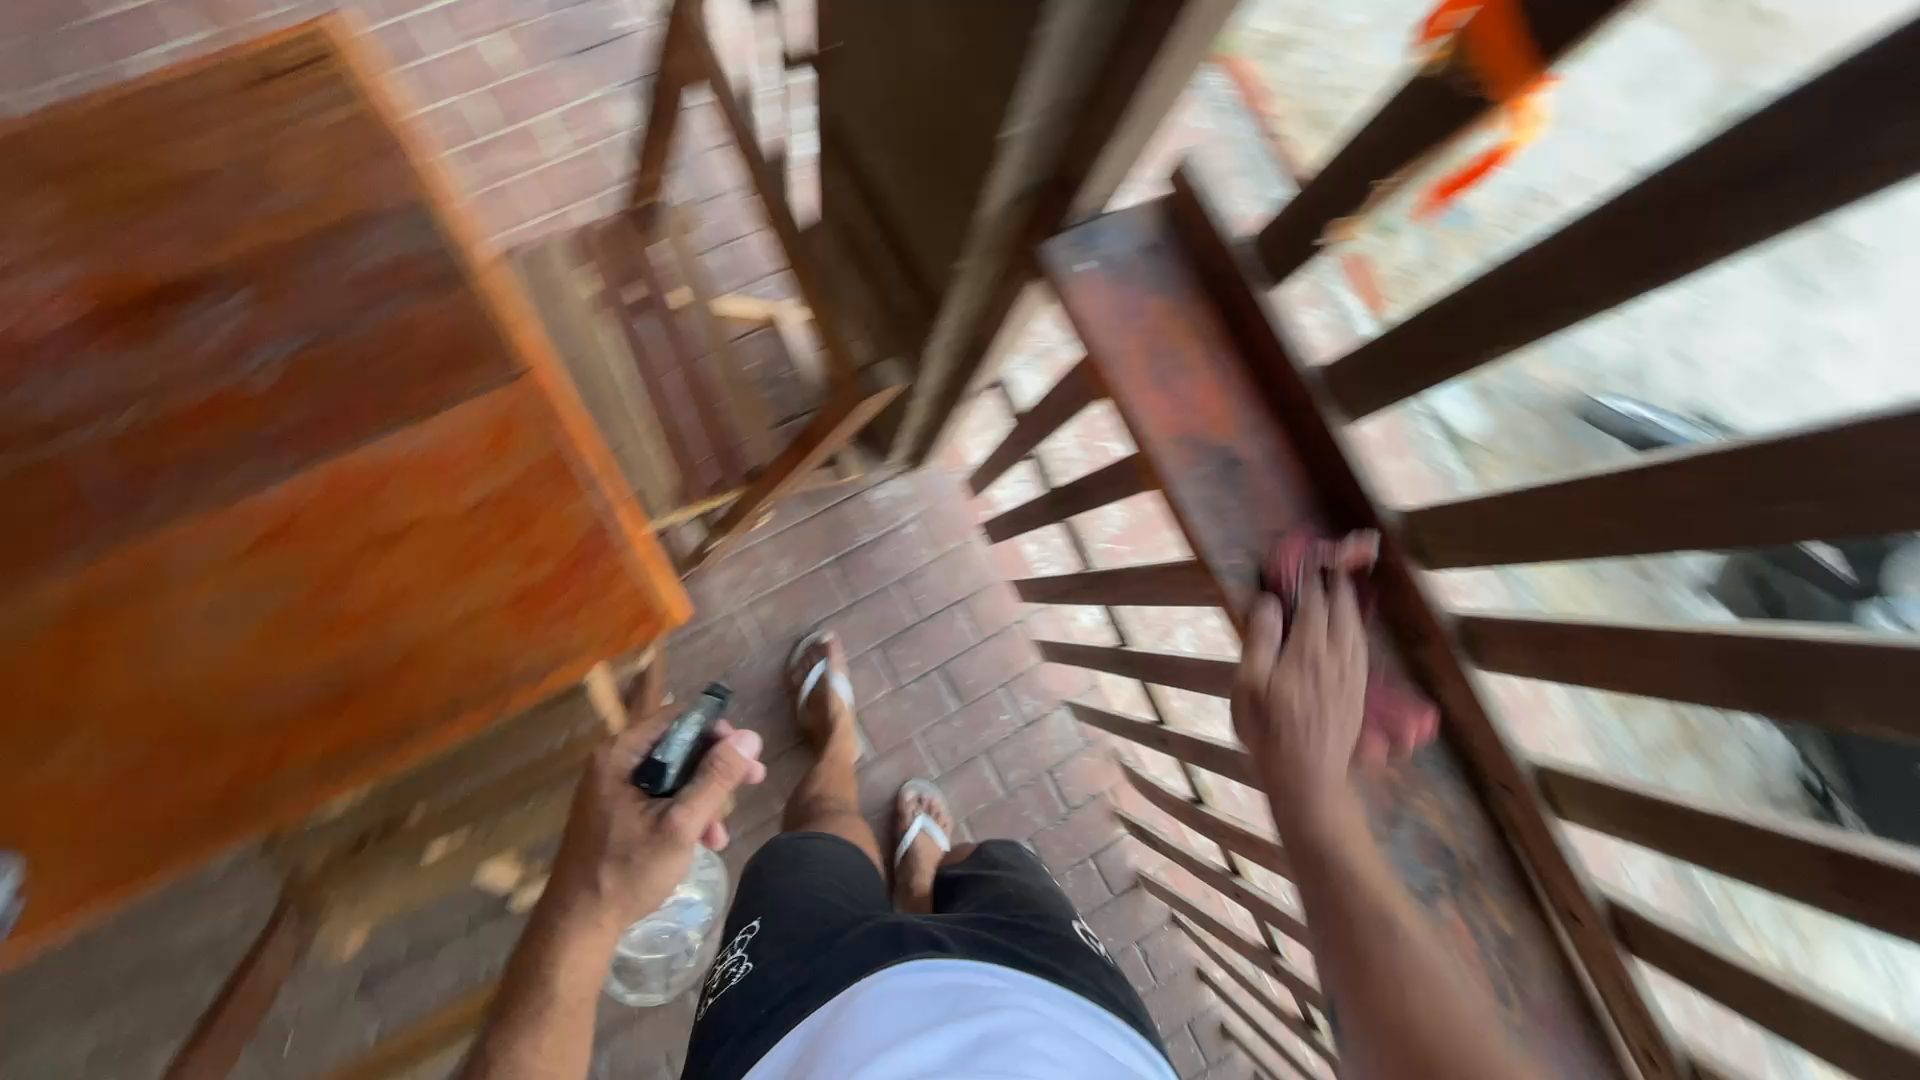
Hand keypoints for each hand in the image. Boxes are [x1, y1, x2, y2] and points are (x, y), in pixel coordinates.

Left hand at [544, 709, 765, 938]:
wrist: (578, 927)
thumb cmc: (626, 871)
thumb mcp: (681, 824)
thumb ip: (716, 778)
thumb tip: (750, 737)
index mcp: (621, 755)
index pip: (678, 718)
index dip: (715, 731)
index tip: (743, 754)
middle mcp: (615, 763)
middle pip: (679, 745)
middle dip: (716, 767)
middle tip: (753, 781)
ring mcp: (615, 789)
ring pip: (675, 774)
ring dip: (705, 795)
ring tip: (722, 829)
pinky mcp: (618, 812)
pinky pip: (662, 796)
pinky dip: (686, 812)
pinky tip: (705, 840)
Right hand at [1233, 541, 1372, 832]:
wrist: (1308, 776)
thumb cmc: (1269, 729)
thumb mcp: (1250, 684)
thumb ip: (1262, 639)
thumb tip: (1271, 602)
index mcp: (1308, 650)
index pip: (1313, 602)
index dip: (1311, 578)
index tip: (1307, 557)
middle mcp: (1337, 656)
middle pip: (1342, 610)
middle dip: (1336, 583)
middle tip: (1332, 563)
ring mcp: (1353, 674)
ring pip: (1356, 627)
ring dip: (1350, 602)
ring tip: (1342, 587)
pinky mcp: (1359, 691)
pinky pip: (1362, 646)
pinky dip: (1356, 627)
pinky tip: (1352, 629)